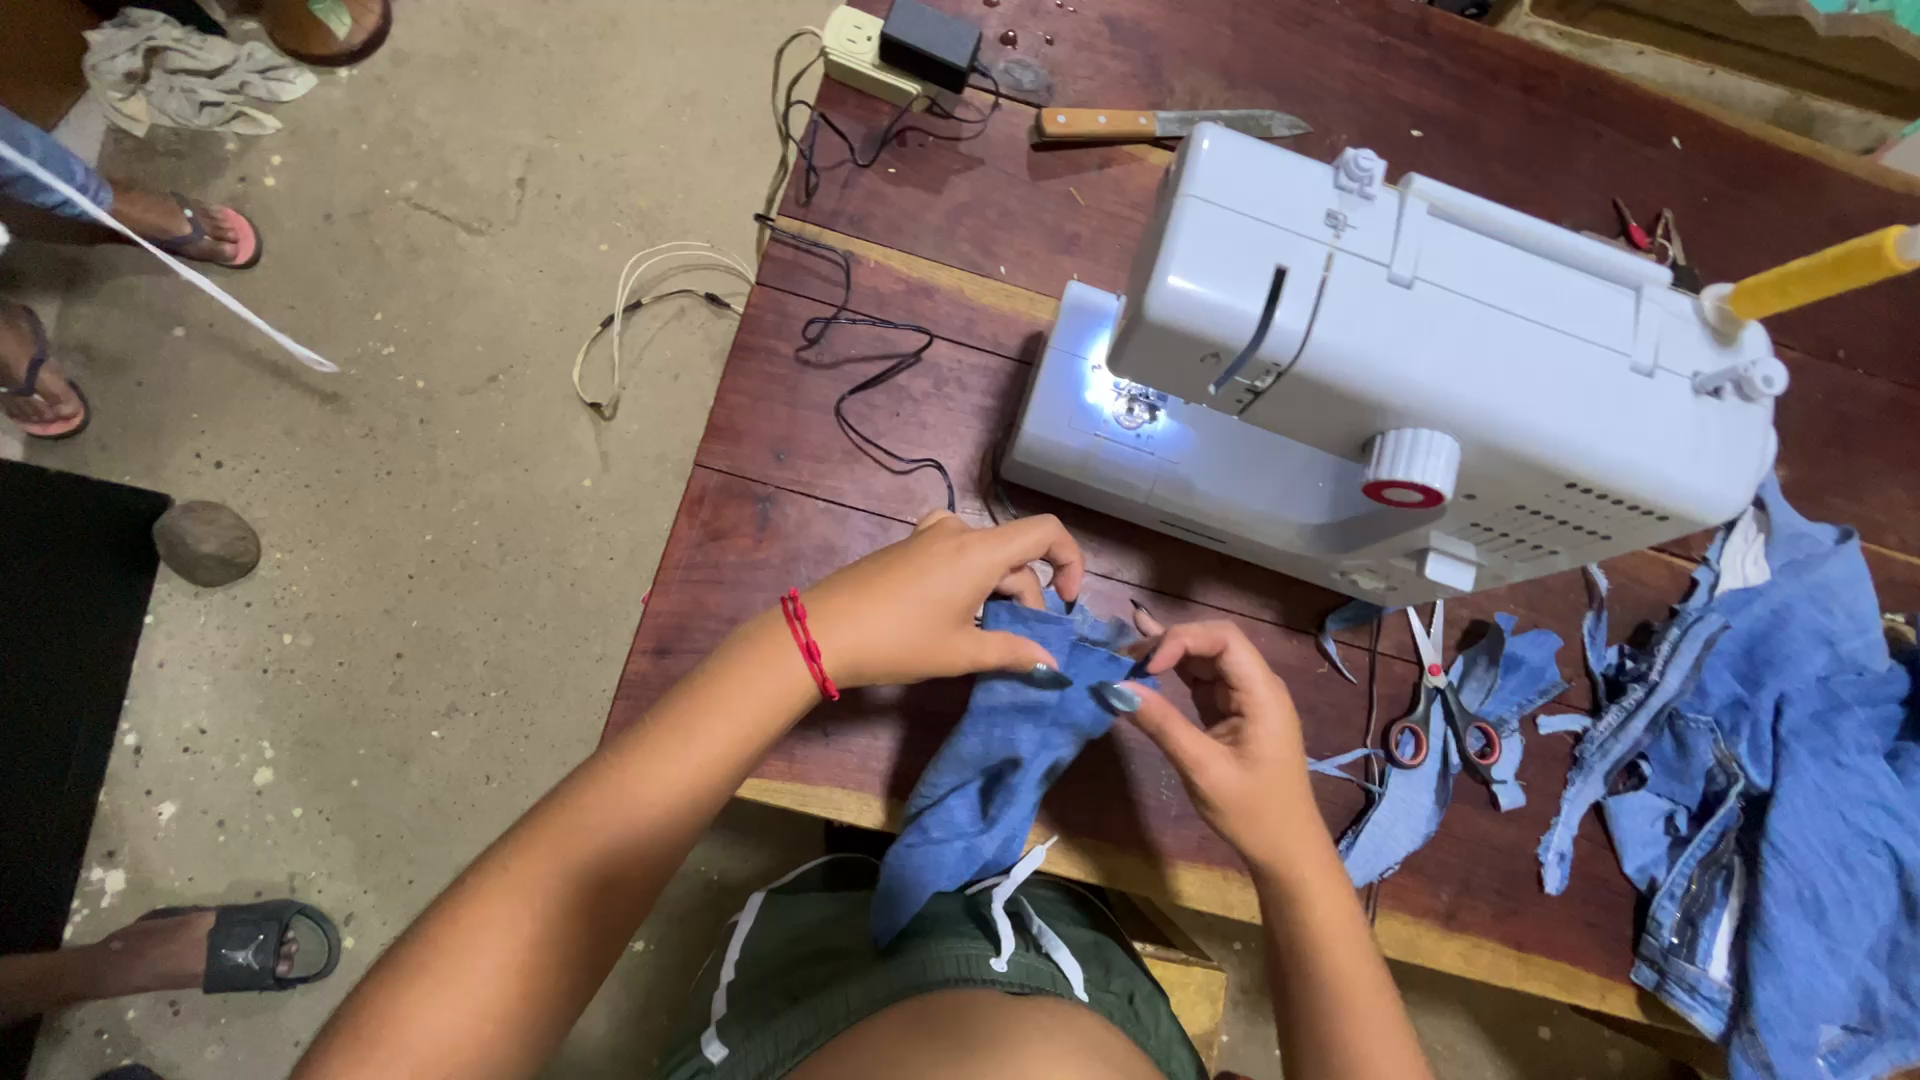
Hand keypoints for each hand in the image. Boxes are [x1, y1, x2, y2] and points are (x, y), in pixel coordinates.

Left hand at [798, 510, 1085, 687]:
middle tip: (1016, 644)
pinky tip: (954, 603)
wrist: (822, 631)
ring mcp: (928, 535)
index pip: (1047, 531)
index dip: (1070, 560)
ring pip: (984, 556)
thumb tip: (1050, 661)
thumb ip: (1012, 652)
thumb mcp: (960, 653)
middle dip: (1026, 597)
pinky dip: (969, 574)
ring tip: (981, 629)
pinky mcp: (907, 547)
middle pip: (1014, 555)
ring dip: (996, 588)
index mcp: (980, 551)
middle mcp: (958, 531)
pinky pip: (955, 551)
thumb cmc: (898, 641)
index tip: (1066, 601)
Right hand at [1113, 613, 1319, 871]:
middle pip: (1213, 641)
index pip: (1223, 639)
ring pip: (1204, 657)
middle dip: (1170, 642)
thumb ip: (1161, 724)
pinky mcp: (1232, 710)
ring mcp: (1245, 697)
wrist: (1285, 850)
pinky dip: (1174, 673)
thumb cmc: (1251, 812)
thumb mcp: (1201, 769)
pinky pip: (1202, 679)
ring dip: (1168, 655)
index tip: (1147, 668)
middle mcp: (1257, 686)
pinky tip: (1147, 668)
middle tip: (1127, 658)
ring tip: (1128, 660)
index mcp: (1262, 694)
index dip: (1181, 640)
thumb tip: (1116, 688)